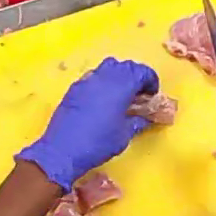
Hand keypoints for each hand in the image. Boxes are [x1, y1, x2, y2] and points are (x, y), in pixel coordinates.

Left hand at [17, 58, 159, 189]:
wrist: (62, 150)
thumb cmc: (98, 143)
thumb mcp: (124, 135)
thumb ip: (137, 121)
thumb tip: (145, 118)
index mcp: (121, 86)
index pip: (141, 71)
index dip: (151, 80)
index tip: (152, 95)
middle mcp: (104, 77)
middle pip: (124, 66)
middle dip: (135, 76)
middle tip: (139, 94)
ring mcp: (86, 81)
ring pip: (107, 68)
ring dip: (118, 76)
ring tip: (121, 95)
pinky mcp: (74, 89)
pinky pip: (93, 77)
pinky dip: (102, 83)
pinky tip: (102, 100)